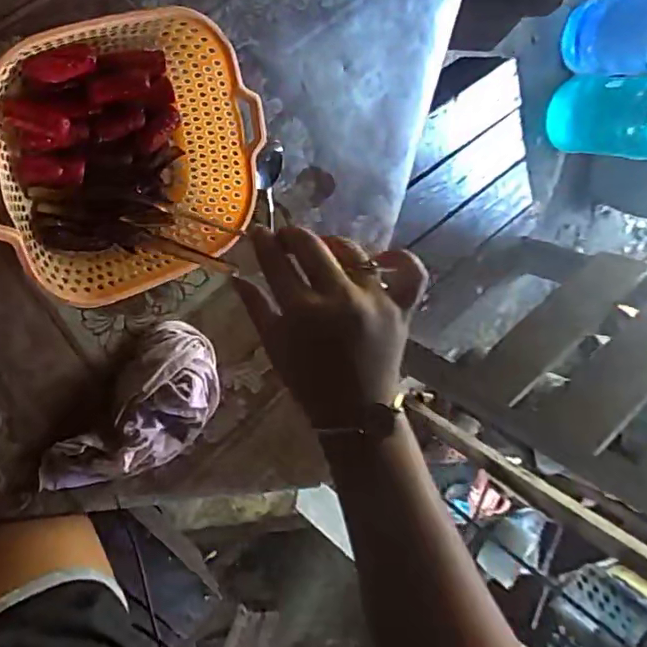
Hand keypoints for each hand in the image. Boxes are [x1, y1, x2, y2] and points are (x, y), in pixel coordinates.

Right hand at [234, 225, 427, 431]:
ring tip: (323, 248)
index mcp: (303, 311)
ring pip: (352, 251)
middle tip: (285, 238)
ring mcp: (375, 299)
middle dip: (292, 235)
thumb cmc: (308, 381)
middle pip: (312, 247)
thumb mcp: (274, 345)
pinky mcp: (401, 308)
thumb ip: (255, 307)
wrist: (356, 414)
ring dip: (331, 242)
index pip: (277, 263)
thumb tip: (236, 276)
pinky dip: (400, 259)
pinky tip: (382, 257)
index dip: (264, 242)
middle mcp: (339, 298)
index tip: (259, 232)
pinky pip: (410, 272)